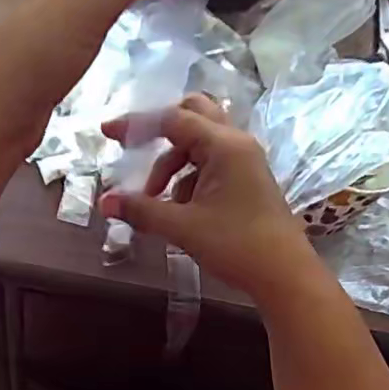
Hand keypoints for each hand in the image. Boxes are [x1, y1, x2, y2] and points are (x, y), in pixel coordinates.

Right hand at [99, 94, 325, 301]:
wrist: (283, 273)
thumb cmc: (236, 245)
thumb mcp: (183, 227)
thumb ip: (142, 210)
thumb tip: (104, 202)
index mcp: (223, 145)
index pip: (172, 119)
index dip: (136, 124)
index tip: (107, 132)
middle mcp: (236, 143)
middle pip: (192, 116)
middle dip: (161, 135)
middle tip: (138, 156)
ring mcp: (245, 161)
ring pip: (200, 144)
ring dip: (173, 165)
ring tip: (157, 202)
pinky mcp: (247, 180)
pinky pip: (211, 164)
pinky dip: (189, 178)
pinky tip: (181, 210)